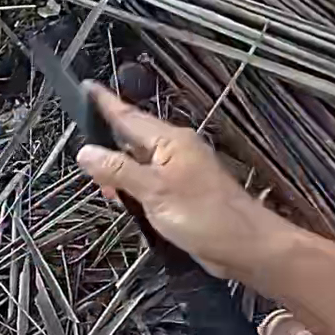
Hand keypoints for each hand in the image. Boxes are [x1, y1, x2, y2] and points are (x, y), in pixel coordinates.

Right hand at [75, 84, 292, 284]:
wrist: (248, 247)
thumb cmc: (207, 217)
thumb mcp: (154, 192)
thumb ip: (118, 171)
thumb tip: (86, 152)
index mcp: (170, 142)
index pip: (128, 116)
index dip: (105, 103)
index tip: (87, 88)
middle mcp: (176, 150)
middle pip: (132, 139)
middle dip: (107, 147)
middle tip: (86, 160)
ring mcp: (181, 171)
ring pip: (139, 163)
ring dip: (120, 173)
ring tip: (106, 189)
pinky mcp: (183, 192)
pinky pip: (150, 181)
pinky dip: (134, 188)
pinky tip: (129, 203)